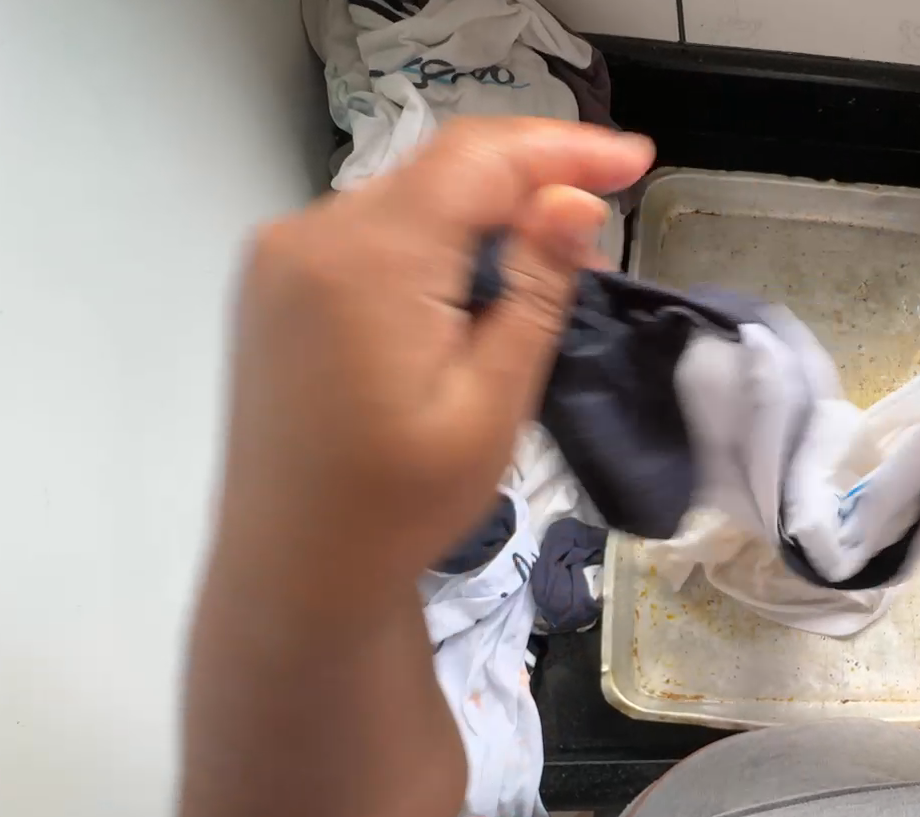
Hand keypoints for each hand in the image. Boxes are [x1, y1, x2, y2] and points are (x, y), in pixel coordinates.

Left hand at [212, 119, 653, 602]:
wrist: (298, 565)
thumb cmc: (404, 501)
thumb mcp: (492, 403)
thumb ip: (532, 293)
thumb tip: (573, 203)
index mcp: (366, 260)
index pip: (477, 162)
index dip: (564, 148)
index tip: (637, 158)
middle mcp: (310, 236)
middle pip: (440, 173)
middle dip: (532, 177)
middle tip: (609, 208)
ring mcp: (284, 261)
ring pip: (411, 203)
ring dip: (491, 216)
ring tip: (560, 257)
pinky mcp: (282, 290)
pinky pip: (377, 237)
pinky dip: (443, 244)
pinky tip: (483, 281)